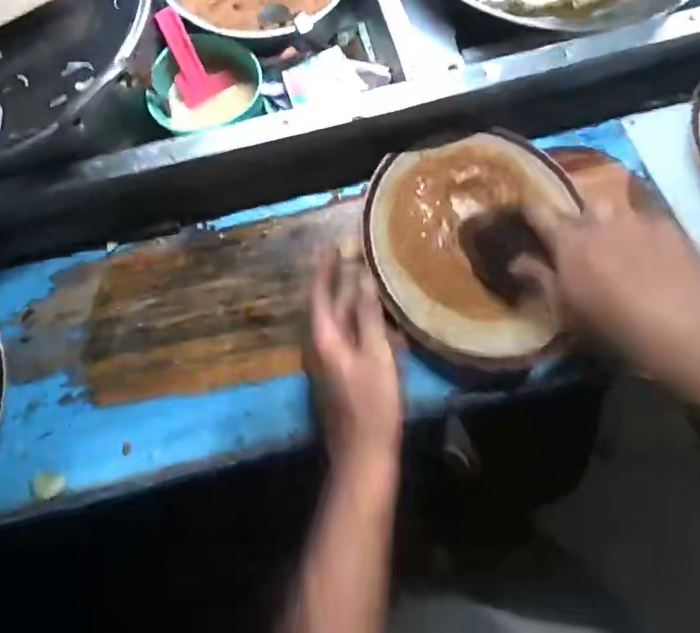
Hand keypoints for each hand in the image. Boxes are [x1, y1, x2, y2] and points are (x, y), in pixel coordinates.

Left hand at [306, 247, 401, 470]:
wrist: (363, 456)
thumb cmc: (372, 404)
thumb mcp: (376, 355)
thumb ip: (369, 315)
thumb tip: (362, 278)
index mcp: (323, 337)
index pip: (319, 292)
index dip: (324, 267)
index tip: (331, 243)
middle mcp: (319, 345)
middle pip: (327, 305)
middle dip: (339, 279)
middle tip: (354, 255)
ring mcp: (327, 361)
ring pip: (339, 321)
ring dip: (351, 301)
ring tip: (370, 280)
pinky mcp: (339, 373)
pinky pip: (347, 337)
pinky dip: (360, 323)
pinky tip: (380, 320)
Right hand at [511, 189, 699, 394]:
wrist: (693, 335)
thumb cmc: (619, 328)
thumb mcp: (569, 311)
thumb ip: (540, 279)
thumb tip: (515, 260)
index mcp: (567, 240)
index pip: (537, 210)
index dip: (529, 213)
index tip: (527, 222)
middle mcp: (597, 220)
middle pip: (575, 205)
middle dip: (572, 218)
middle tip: (577, 241)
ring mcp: (635, 219)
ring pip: (610, 206)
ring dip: (606, 219)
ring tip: (614, 240)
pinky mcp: (668, 225)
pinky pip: (644, 215)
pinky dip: (639, 227)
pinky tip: (649, 249)